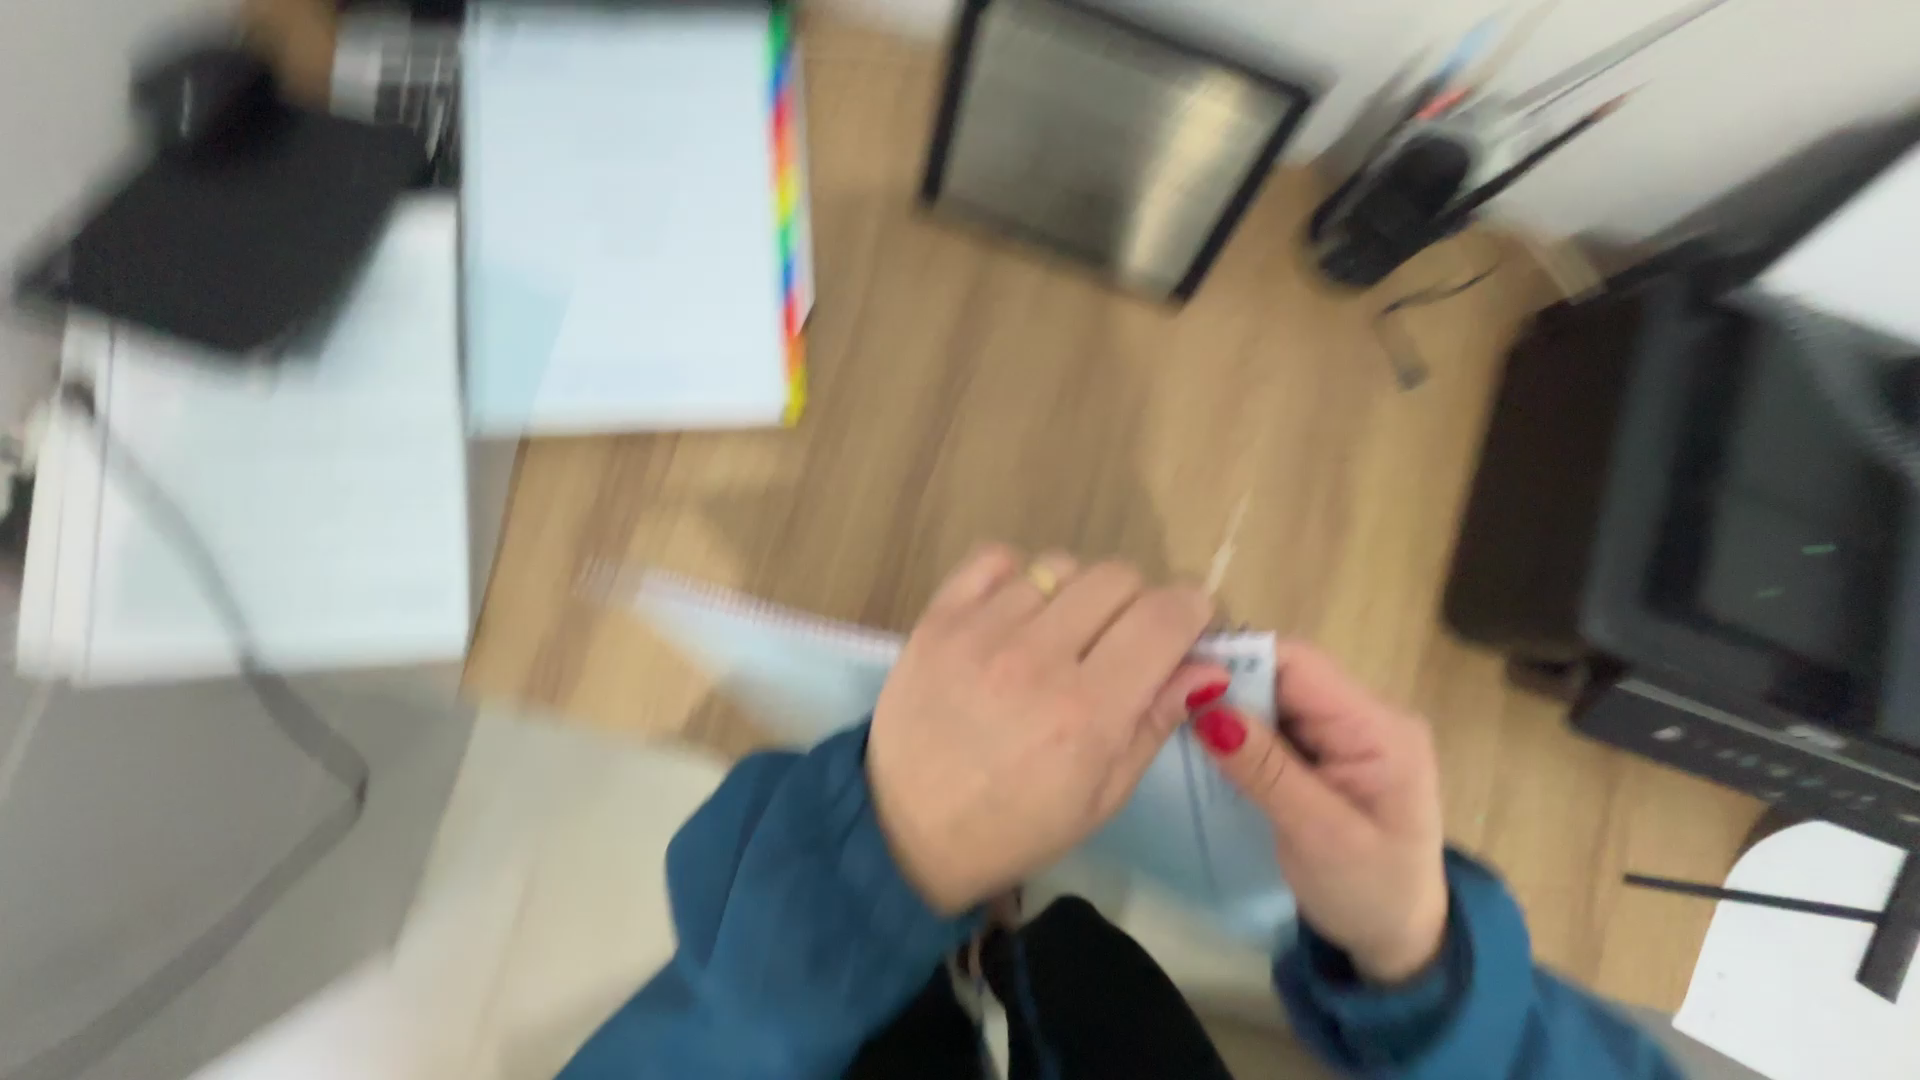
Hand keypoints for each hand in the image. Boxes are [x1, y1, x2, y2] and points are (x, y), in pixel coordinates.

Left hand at [867, 545, 1224, 914]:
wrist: (905, 829)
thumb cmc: (1014, 827)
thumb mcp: (1102, 795)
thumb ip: (1155, 721)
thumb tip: (1207, 664)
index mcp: (1087, 711)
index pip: (1166, 615)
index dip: (1192, 609)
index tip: (1185, 627)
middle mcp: (1036, 658)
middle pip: (1117, 576)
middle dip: (1136, 602)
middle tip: (1119, 641)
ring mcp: (980, 631)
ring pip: (1059, 564)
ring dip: (1074, 595)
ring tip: (1056, 637)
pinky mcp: (936, 618)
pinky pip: (995, 558)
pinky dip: (1017, 575)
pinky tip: (1015, 613)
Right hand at [1194, 644, 1448, 983]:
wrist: (1401, 941)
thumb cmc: (1370, 893)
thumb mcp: (1318, 835)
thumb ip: (1264, 768)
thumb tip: (1204, 706)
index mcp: (1378, 727)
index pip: (1298, 663)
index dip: (1238, 660)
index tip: (1179, 676)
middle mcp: (1362, 714)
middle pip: (1281, 673)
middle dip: (1226, 684)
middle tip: (1166, 700)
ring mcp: (1342, 731)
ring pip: (1270, 694)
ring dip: (1226, 706)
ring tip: (1176, 718)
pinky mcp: (1322, 749)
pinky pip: (1271, 721)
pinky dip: (1236, 729)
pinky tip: (1203, 740)